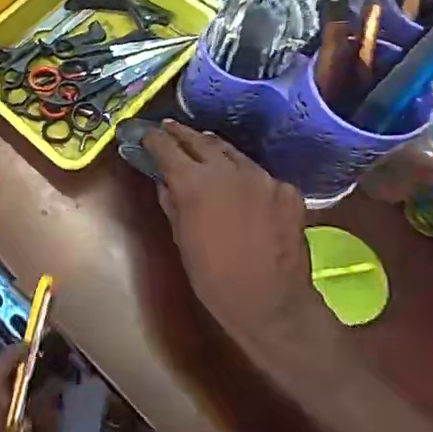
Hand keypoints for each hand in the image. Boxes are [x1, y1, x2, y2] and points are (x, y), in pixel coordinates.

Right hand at [143, 122, 343, 365]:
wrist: (271, 303)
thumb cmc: (214, 278)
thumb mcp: (181, 240)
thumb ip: (172, 204)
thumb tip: (165, 182)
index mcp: (195, 183)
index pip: (167, 148)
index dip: (153, 139)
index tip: (145, 135)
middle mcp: (229, 170)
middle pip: (200, 140)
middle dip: (182, 134)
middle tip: (169, 129)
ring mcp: (263, 177)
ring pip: (232, 153)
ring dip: (213, 149)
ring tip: (201, 146)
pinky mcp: (287, 190)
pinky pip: (259, 174)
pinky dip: (243, 175)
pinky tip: (239, 185)